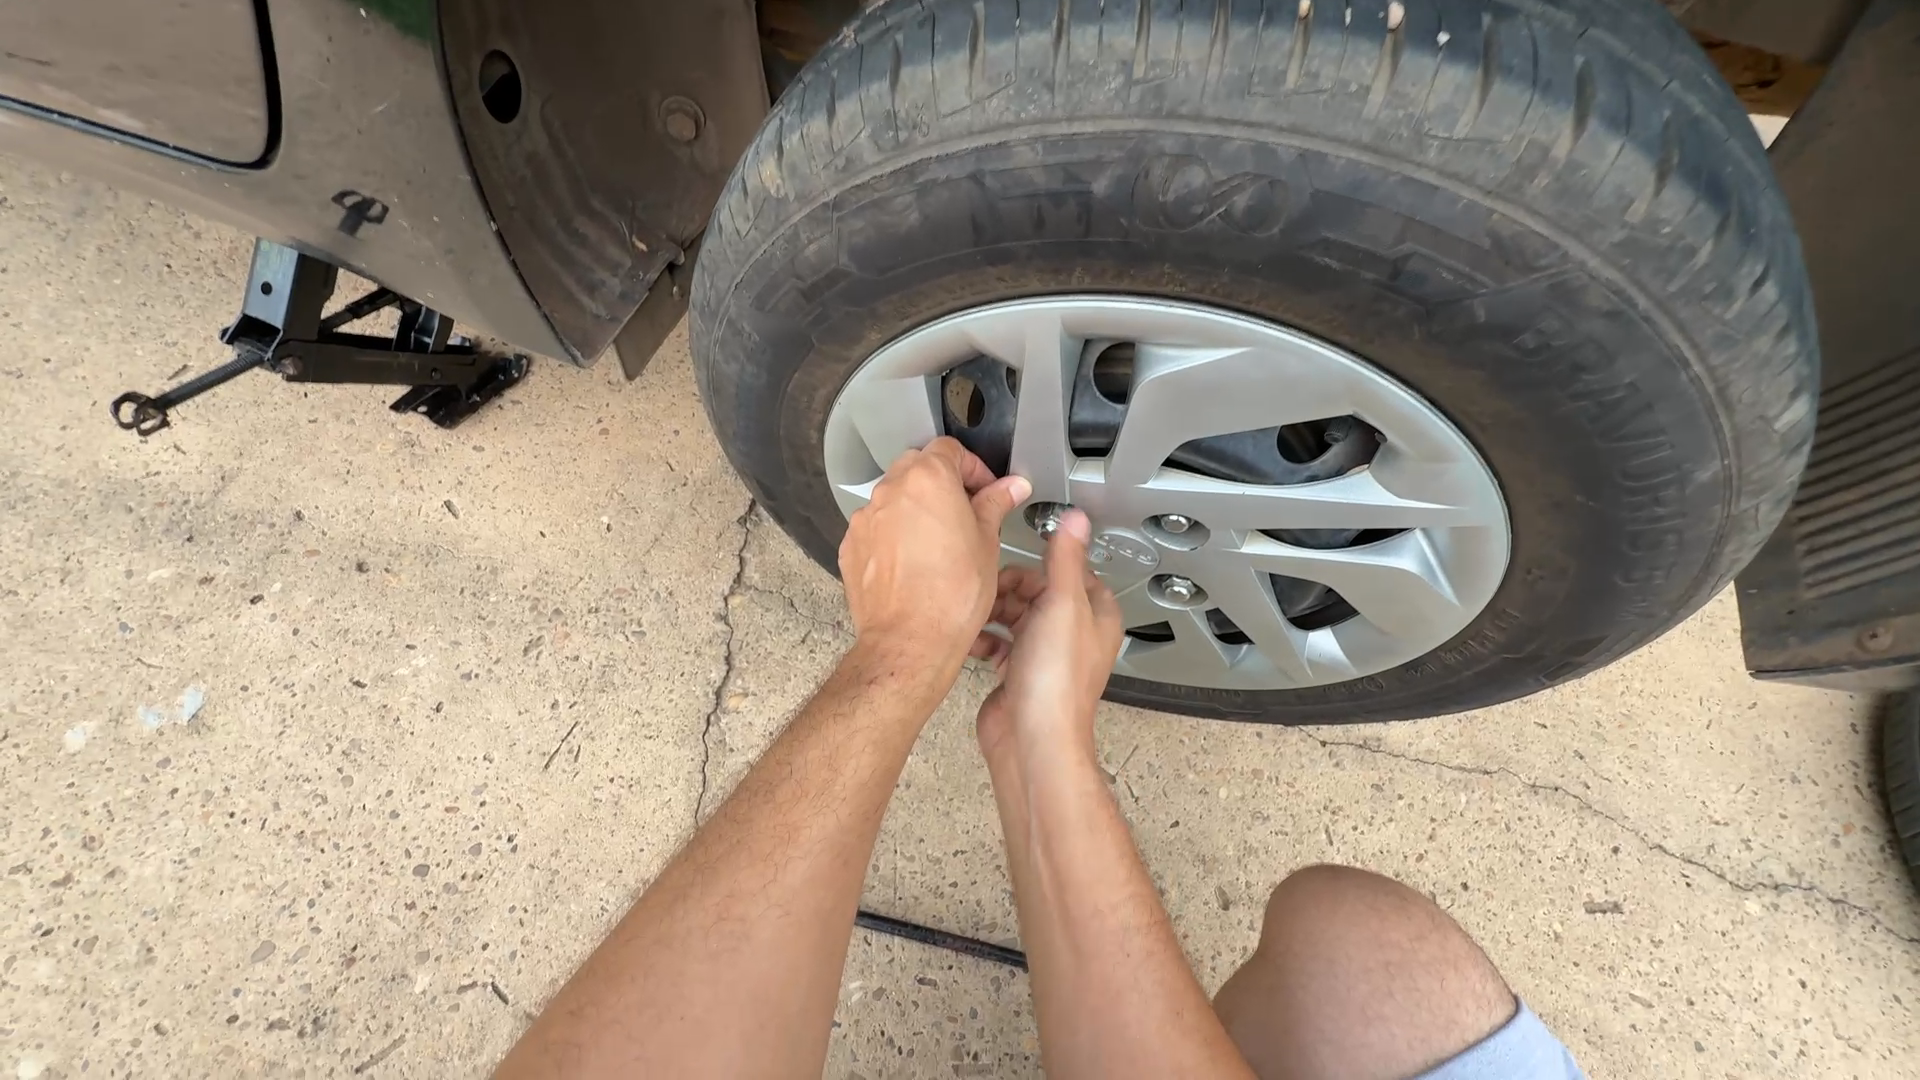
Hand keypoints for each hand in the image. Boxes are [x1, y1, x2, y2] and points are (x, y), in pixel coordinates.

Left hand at [838, 437, 1031, 668]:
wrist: (910, 639)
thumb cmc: (951, 595)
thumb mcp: (987, 542)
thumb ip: (996, 504)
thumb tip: (1011, 487)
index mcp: (928, 479)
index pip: (950, 450)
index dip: (973, 468)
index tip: (986, 490)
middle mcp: (890, 491)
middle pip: (918, 467)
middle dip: (942, 483)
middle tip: (966, 512)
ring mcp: (866, 519)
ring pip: (894, 498)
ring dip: (916, 509)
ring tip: (940, 543)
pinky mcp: (852, 546)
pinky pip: (876, 528)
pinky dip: (894, 534)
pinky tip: (914, 562)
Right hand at [974, 509, 1124, 766]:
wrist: (1031, 738)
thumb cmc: (1055, 682)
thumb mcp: (1062, 604)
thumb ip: (1065, 558)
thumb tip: (1076, 518)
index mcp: (1094, 614)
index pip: (1068, 570)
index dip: (1039, 565)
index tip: (1015, 562)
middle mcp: (1073, 633)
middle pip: (1036, 590)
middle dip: (1009, 589)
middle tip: (991, 594)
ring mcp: (1045, 654)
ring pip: (1014, 615)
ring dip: (992, 612)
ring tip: (978, 615)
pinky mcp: (1019, 673)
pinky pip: (998, 642)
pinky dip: (984, 639)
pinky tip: (975, 642)